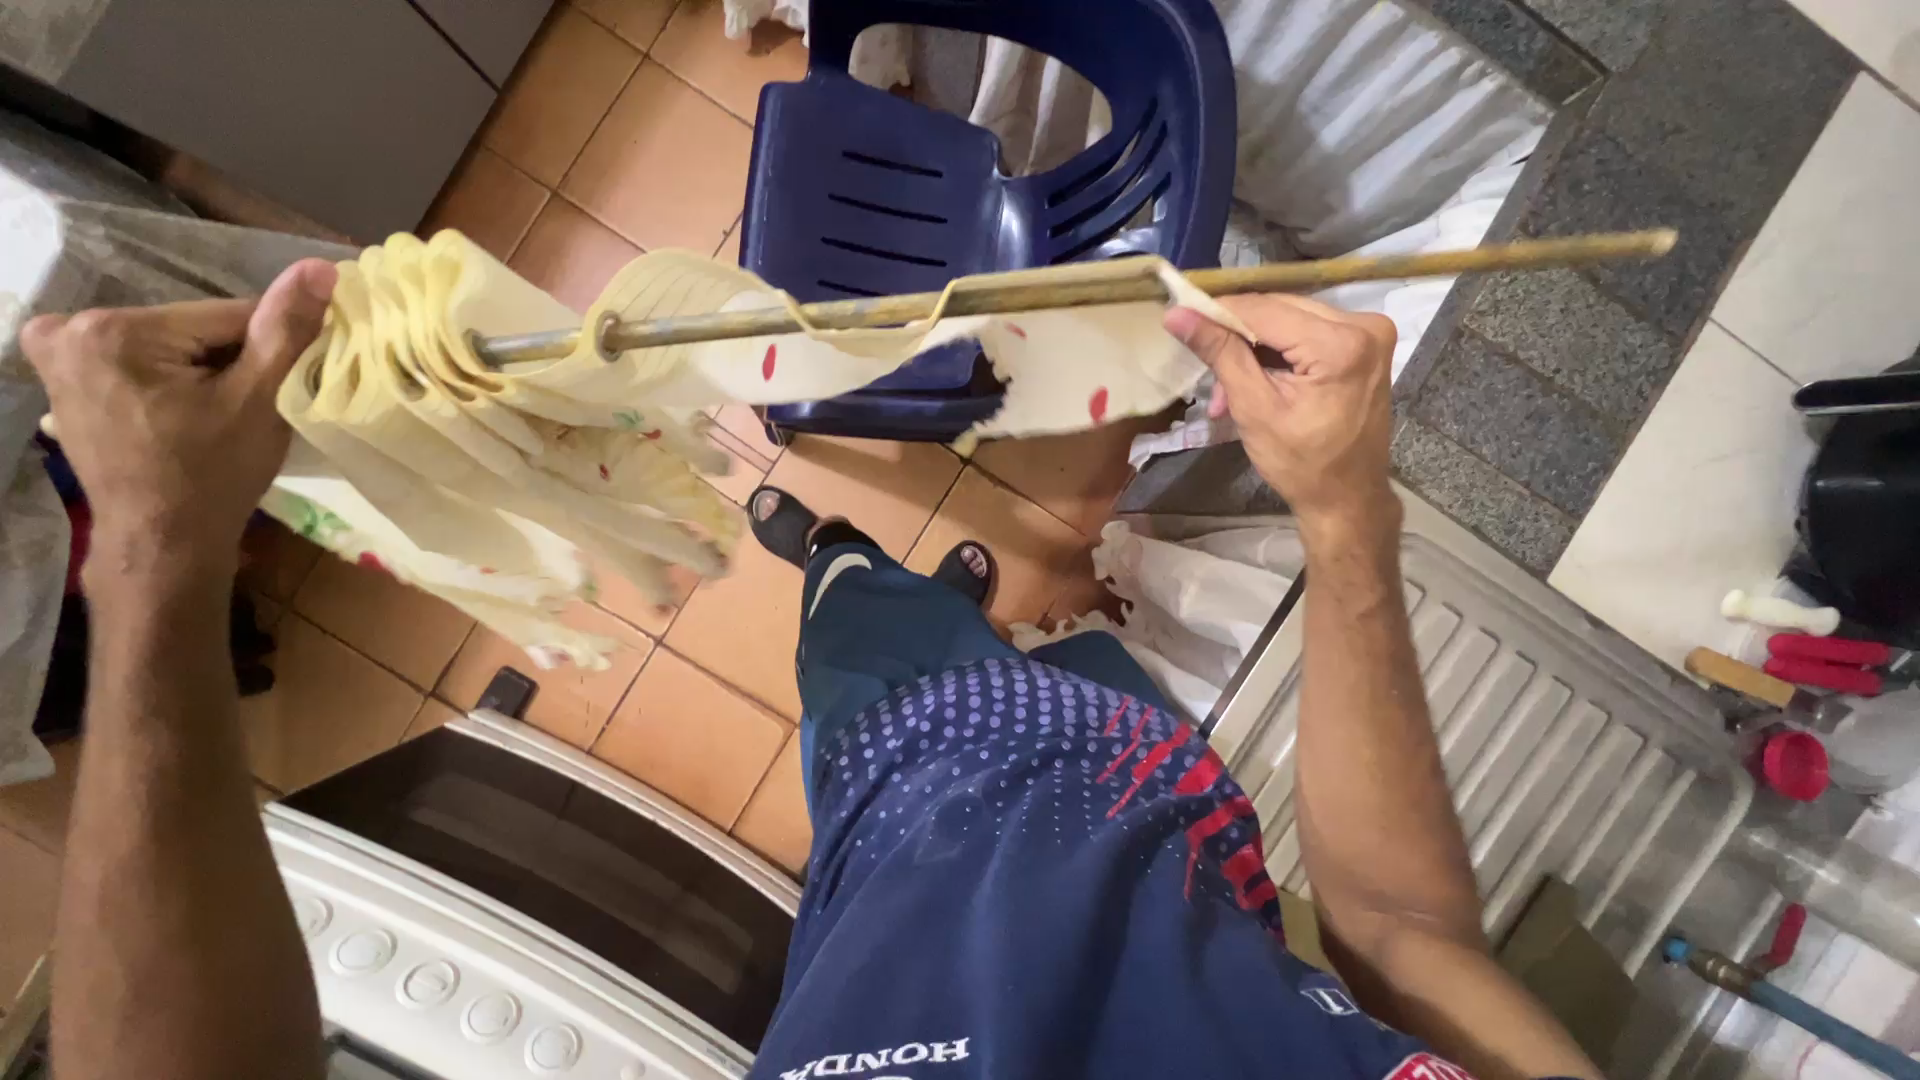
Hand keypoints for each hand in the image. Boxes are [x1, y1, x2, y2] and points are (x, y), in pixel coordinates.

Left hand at [20, 259, 336, 583]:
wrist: (163, 537)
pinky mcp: (62, 376)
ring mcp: (56, 352)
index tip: (283, 389)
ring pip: (174, 344)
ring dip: (209, 371)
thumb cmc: (215, 471)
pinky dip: (177, 381)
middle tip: (251, 408)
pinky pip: (145, 361)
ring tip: (223, 416)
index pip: (229, 315)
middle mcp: (69, 327)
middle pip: (196, 328)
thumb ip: (286, 329)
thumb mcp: (260, 399)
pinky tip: (190, 416)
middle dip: (233, 361)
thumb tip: (321, 268)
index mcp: (117, 328)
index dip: (270, 350)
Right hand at [1165, 294, 1398, 535]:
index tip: (1179, 318)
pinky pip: (1308, 332)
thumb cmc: (1300, 463)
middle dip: (1236, 336)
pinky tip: (1256, 381)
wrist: (1346, 496)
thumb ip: (1219, 353)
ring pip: (1290, 319)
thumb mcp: (1253, 408)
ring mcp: (1369, 332)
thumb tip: (1177, 315)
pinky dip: (1277, 353)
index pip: (1264, 309)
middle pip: (1279, 309)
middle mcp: (1363, 325)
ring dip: (1254, 348)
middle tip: (1207, 370)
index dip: (1218, 312)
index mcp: (1340, 343)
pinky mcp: (1366, 343)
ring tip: (1227, 390)